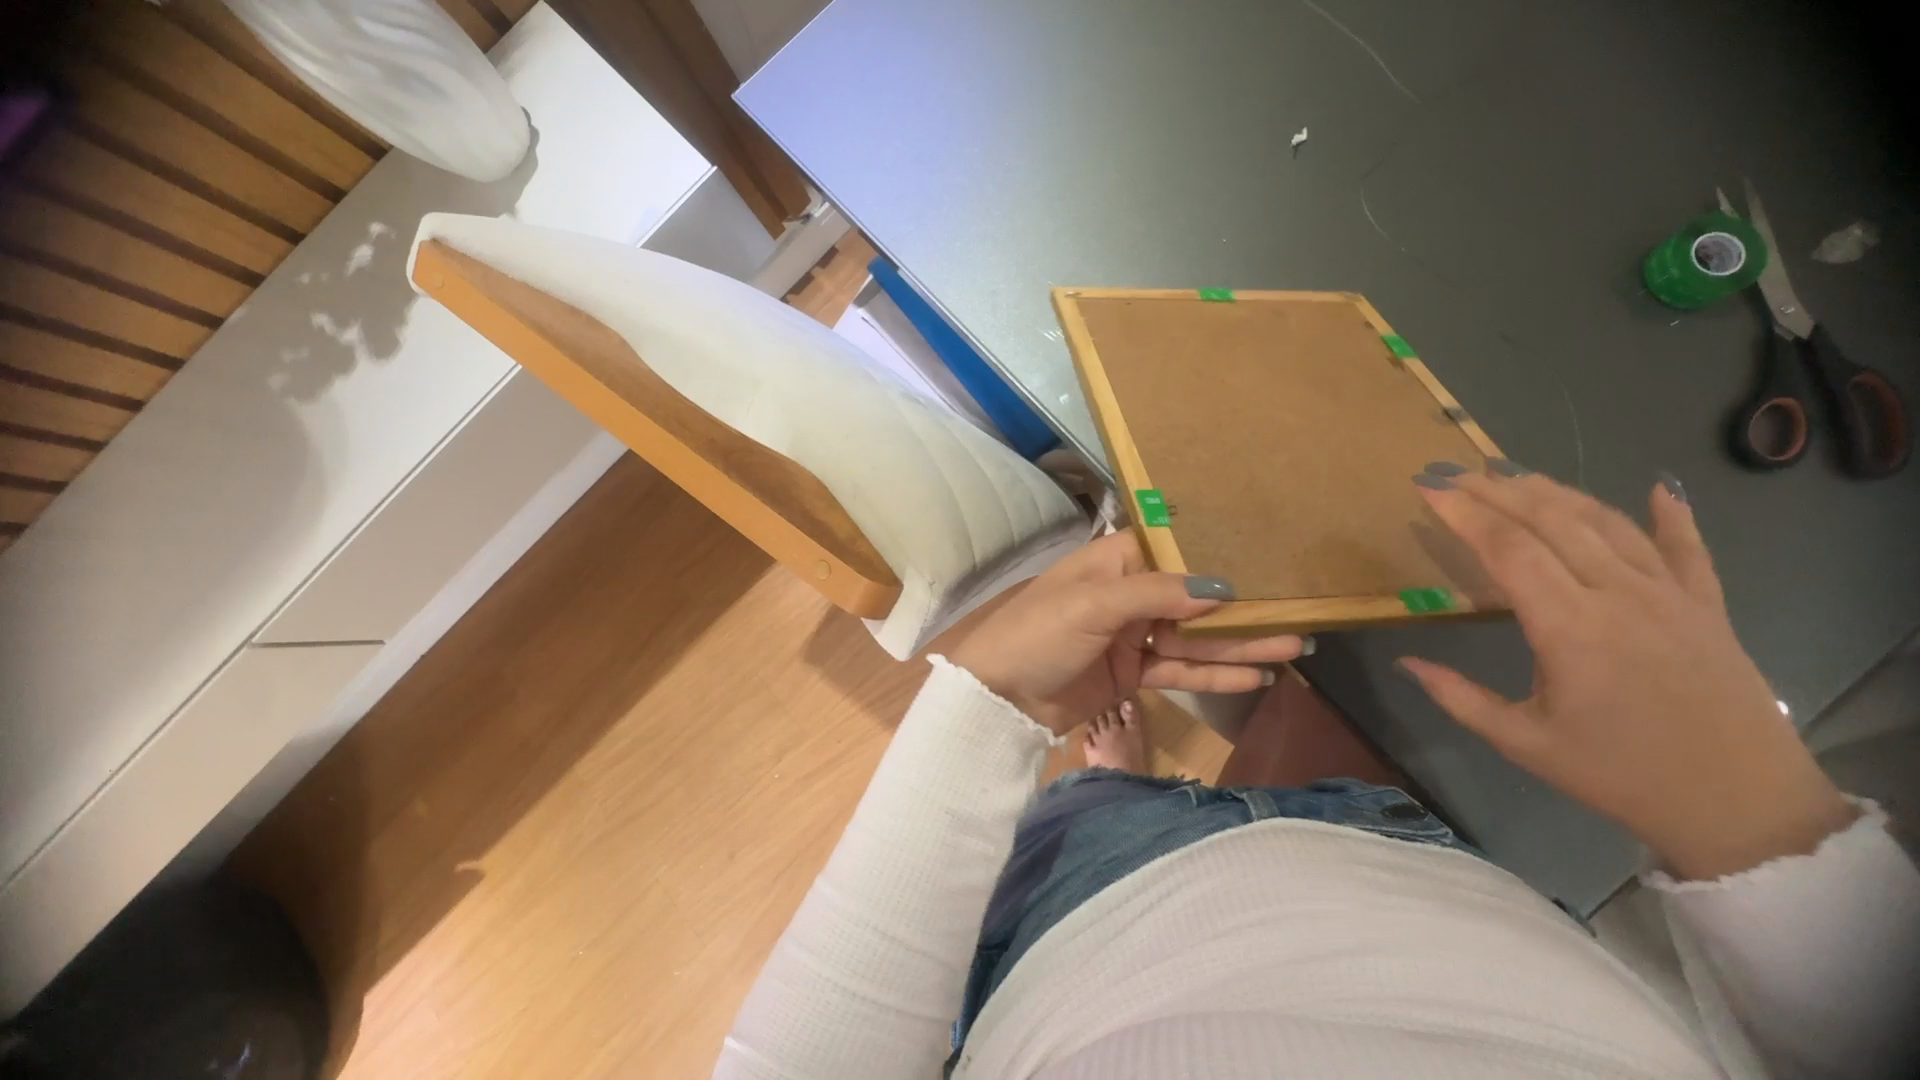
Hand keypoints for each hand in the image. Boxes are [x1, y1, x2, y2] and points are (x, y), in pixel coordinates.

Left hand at [948, 531, 1307, 735]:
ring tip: (1293, 646)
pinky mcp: (1132, 674)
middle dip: (1242, 607)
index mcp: (1114, 562)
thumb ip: (1157, 594)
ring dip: (1240, 644)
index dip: (1216, 552)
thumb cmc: (1037, 633)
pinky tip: (1255, 677)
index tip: (1267, 555)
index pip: (1174, 548)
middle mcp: (1128, 593)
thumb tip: (1220, 589)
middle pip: (1193, 598)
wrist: (998, 698)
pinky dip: (1215, 674)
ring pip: (1194, 637)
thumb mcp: (1093, 604)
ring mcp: (1132, 636)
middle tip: (1298, 612)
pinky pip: (1180, 670)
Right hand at [1399, 465, 1853, 880]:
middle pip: (1552, 522)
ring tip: (1517, 475)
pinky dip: (1672, 515)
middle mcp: (1618, 595)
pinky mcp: (1708, 606)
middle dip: (1499, 491)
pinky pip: (1688, 548)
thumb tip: (1404, 661)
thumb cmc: (1618, 775)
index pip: (1507, 549)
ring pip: (1607, 523)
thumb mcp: (1523, 742)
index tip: (1429, 488)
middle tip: (1459, 474)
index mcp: (1568, 627)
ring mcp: (1670, 595)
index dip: (1463, 513)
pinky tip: (1659, 488)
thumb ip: (1459, 697)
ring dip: (1558, 494)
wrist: (1739, 805)